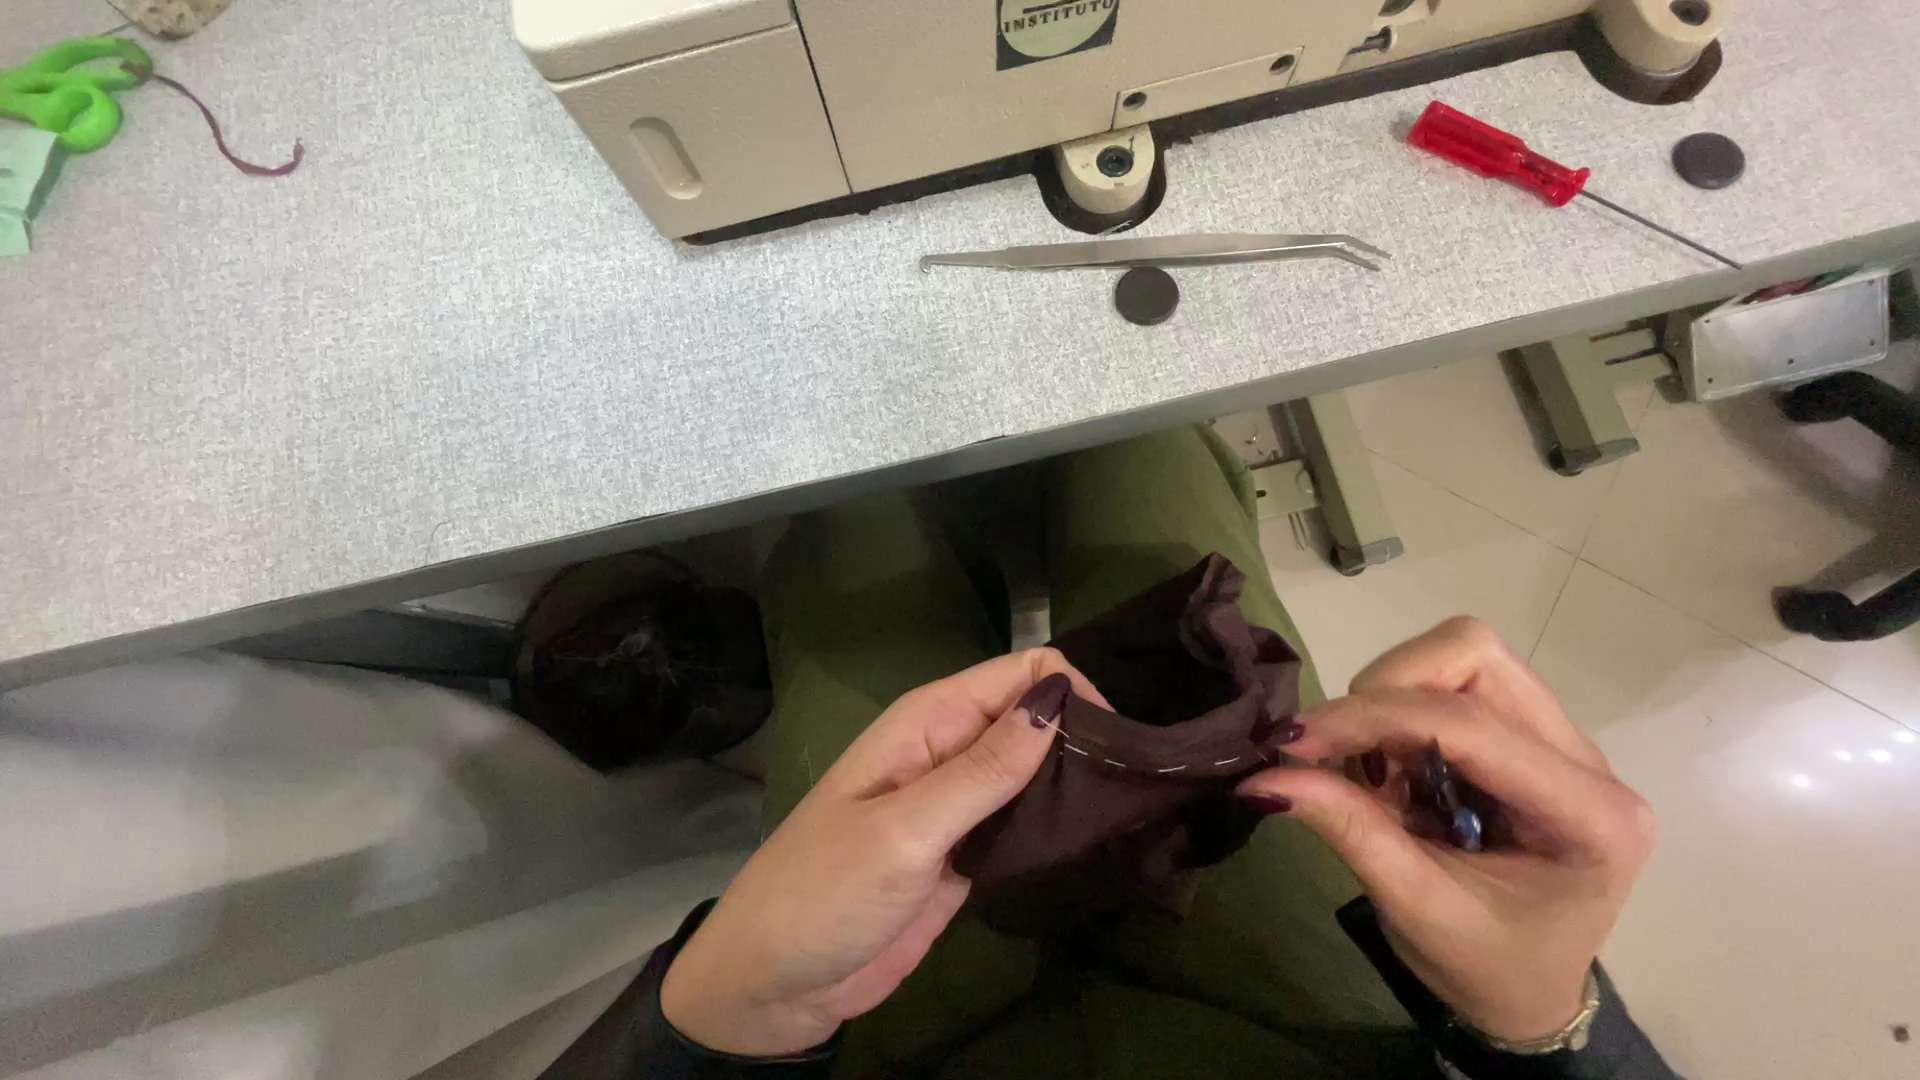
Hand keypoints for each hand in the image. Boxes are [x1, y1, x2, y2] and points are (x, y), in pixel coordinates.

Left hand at [660, 649, 1106, 1056]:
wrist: (773, 983)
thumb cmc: (825, 891)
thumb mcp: (905, 828)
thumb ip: (983, 769)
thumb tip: (1056, 698)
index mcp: (930, 720)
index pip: (1019, 672)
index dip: (1072, 692)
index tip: (1120, 743)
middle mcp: (949, 749)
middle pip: (1032, 716)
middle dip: (1084, 736)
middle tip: (1137, 781)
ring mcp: (959, 803)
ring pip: (1033, 768)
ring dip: (1075, 781)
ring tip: (1132, 808)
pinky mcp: (967, 851)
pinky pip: (1022, 820)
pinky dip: (1055, 824)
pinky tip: (1093, 839)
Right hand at [1238, 617, 1654, 1041]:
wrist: (1521, 987)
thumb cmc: (1483, 961)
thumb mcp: (1415, 905)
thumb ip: (1348, 829)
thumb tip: (1262, 778)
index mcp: (1586, 813)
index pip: (1470, 723)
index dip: (1371, 718)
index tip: (1295, 741)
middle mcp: (1581, 758)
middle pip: (1472, 656)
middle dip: (1387, 689)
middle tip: (1342, 750)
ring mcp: (1553, 737)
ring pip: (1457, 655)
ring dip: (1388, 698)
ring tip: (1371, 771)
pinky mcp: (1518, 730)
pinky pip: (1445, 681)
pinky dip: (1393, 711)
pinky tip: (1387, 768)